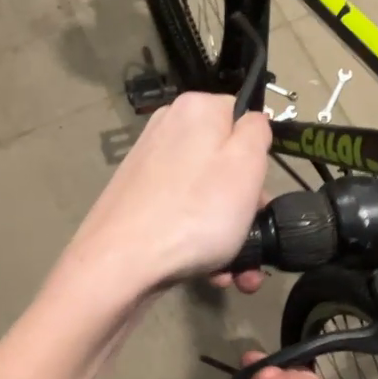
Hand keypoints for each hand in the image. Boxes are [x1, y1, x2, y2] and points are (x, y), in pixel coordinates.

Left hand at [62, 93, 269, 294]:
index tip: (258, 192)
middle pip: (225, 160)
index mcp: (196, 108)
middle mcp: (168, 127)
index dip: (258, 157)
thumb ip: (257, 132)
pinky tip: (208, 269)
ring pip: (206, 193)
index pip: (243, 119)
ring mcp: (149, 164)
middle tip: (252, 238)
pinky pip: (183, 210)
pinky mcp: (137, 197)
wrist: (119, 263)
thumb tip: (252, 122)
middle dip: (245, 204)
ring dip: (227, 231)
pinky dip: (199, 236)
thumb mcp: (246, 166)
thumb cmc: (195, 213)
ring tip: (235, 269)